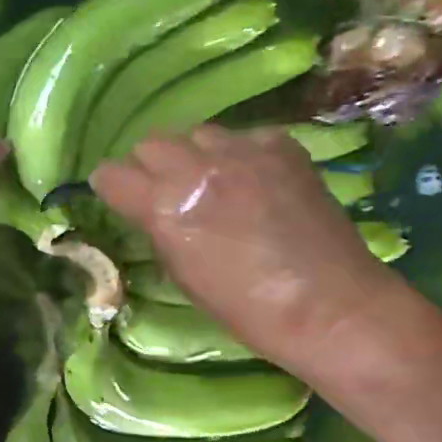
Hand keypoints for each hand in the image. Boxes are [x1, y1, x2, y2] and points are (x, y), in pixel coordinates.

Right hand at [90, 124, 395, 345]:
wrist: (331, 308)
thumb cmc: (243, 306)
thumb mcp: (178, 270)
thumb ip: (155, 226)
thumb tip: (147, 207)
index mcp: (162, 205)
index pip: (110, 173)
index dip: (112, 186)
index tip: (122, 198)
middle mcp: (195, 168)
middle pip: (150, 143)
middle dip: (150, 164)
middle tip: (168, 189)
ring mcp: (242, 153)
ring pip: (196, 133)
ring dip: (195, 154)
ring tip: (214, 180)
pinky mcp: (282, 148)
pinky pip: (246, 136)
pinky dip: (243, 154)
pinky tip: (255, 179)